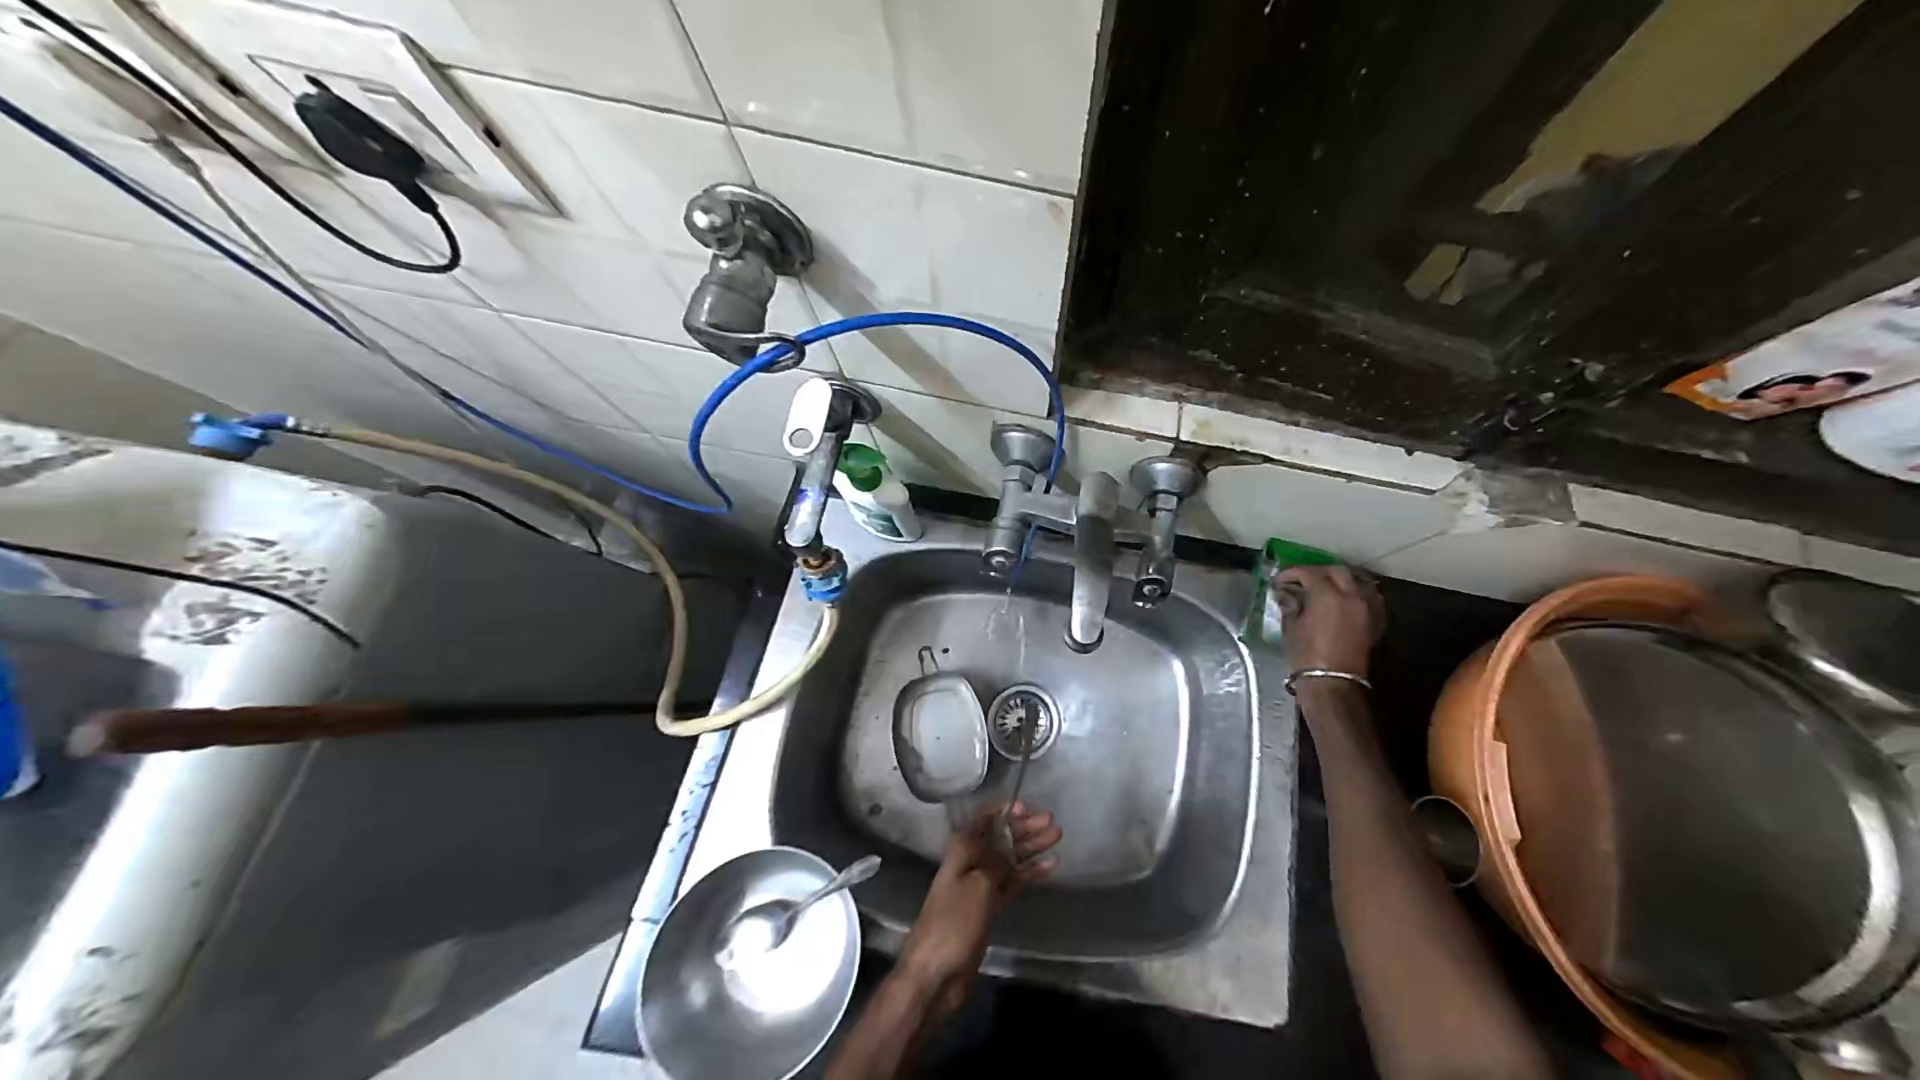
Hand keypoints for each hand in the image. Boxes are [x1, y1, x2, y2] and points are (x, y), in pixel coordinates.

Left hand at [898, 802, 1060, 996]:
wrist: (936, 973)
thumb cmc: (952, 922)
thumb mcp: (977, 885)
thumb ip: (996, 861)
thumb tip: (1009, 844)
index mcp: (961, 851)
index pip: (982, 821)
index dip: (1002, 811)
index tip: (1026, 804)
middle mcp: (971, 863)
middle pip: (1000, 839)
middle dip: (1023, 828)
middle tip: (1050, 820)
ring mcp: (981, 887)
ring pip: (1010, 860)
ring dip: (1031, 848)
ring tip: (1057, 836)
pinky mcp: (990, 908)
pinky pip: (1014, 883)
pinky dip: (1030, 873)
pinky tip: (1051, 865)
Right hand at [1274, 564, 1384, 677]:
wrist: (1332, 682)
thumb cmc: (1306, 655)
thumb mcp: (1292, 627)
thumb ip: (1290, 604)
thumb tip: (1286, 593)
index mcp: (1327, 596)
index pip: (1310, 573)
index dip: (1293, 573)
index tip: (1281, 580)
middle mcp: (1352, 596)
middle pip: (1337, 571)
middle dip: (1318, 571)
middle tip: (1302, 579)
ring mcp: (1368, 607)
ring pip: (1357, 580)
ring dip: (1340, 578)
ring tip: (1325, 585)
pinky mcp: (1375, 620)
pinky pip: (1369, 596)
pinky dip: (1356, 591)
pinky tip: (1344, 598)